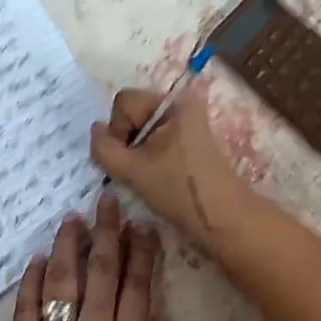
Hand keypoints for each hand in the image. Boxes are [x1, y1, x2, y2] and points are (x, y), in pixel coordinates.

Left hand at [0, 199, 211, 320]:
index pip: (137, 288)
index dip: (141, 253)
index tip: (143, 223)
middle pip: (100, 273)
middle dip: (106, 233)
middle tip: (106, 199)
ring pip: (62, 282)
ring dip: (67, 247)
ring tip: (71, 217)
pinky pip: (26, 310)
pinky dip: (31, 283)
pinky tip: (35, 260)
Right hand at [91, 90, 249, 245]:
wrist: (224, 218)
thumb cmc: (179, 191)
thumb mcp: (132, 171)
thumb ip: (104, 148)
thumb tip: (96, 129)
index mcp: (173, 101)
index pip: (124, 102)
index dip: (117, 130)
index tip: (129, 159)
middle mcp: (182, 102)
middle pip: (133, 111)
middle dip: (126, 139)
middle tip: (136, 169)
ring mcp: (188, 119)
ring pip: (142, 126)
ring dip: (136, 149)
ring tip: (147, 174)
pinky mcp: (190, 136)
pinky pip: (156, 135)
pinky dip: (149, 153)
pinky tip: (157, 174)